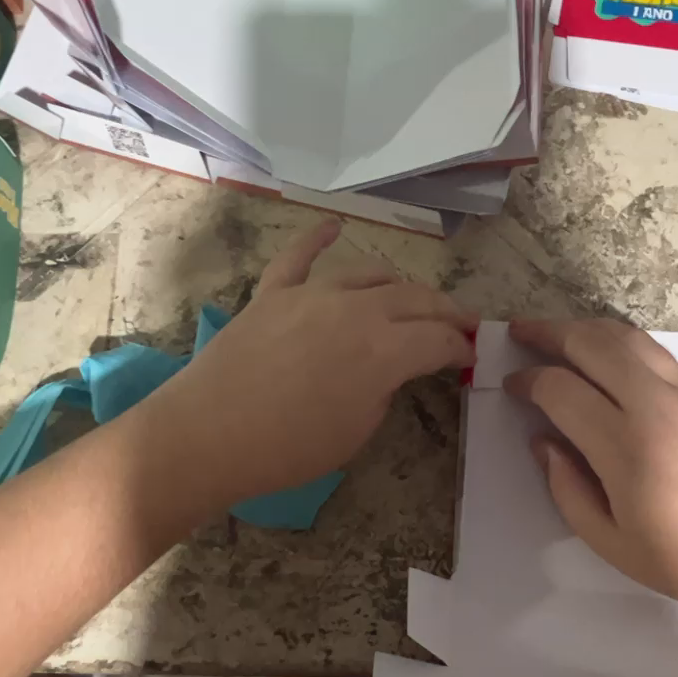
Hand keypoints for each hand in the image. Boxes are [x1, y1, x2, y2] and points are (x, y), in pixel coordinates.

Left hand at [137, 220, 476, 508]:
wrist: (207, 435)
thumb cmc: (288, 450)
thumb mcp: (356, 433)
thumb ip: (383, 391)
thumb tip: (388, 370)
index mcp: (385, 350)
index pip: (439, 340)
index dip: (461, 348)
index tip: (470, 357)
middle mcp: (357, 309)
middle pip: (415, 299)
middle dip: (444, 312)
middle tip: (458, 324)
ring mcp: (312, 294)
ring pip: (369, 273)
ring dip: (397, 285)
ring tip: (408, 299)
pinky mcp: (273, 292)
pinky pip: (298, 256)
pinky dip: (317, 238)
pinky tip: (332, 227)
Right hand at [504, 319, 677, 614]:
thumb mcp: (608, 540)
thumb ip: (566, 486)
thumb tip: (543, 441)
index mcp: (628, 447)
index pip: (562, 390)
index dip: (527, 382)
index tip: (510, 386)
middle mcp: (658, 407)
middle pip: (594, 345)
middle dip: (549, 333)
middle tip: (518, 333)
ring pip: (628, 338)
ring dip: (585, 328)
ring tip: (556, 332)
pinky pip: (655, 352)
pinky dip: (620, 342)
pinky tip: (605, 354)